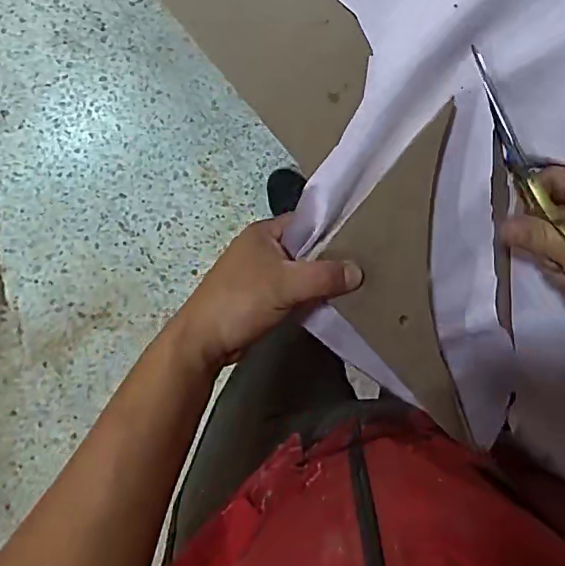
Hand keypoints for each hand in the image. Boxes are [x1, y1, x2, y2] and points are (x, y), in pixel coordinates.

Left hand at [170, 214, 363, 371]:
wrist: (202, 343)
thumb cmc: (240, 302)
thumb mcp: (286, 285)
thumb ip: (324, 276)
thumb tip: (358, 272)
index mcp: (264, 232)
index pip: (307, 221)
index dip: (332, 229)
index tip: (361, 241)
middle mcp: (261, 247)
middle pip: (305, 247)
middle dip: (329, 258)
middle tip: (362, 266)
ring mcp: (259, 272)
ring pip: (299, 271)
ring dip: (318, 280)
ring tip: (351, 285)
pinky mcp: (260, 296)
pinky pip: (292, 290)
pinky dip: (307, 295)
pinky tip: (328, 303)